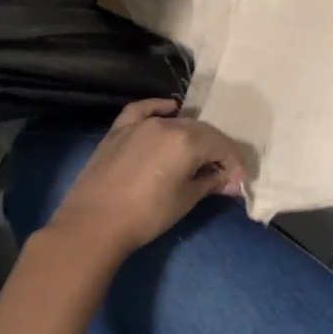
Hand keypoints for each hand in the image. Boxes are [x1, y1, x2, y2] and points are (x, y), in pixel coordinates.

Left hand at [43, 99, 248, 261]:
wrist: (93, 225)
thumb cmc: (147, 215)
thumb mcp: (187, 199)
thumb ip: (211, 182)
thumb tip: (230, 181)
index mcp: (187, 140)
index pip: (222, 146)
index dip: (234, 164)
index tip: (239, 182)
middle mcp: (166, 125)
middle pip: (202, 132)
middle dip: (216, 151)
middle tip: (222, 173)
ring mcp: (139, 126)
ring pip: (177, 123)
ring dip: (193, 137)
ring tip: (198, 156)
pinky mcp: (118, 131)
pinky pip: (142, 111)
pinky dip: (159, 108)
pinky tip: (170, 109)